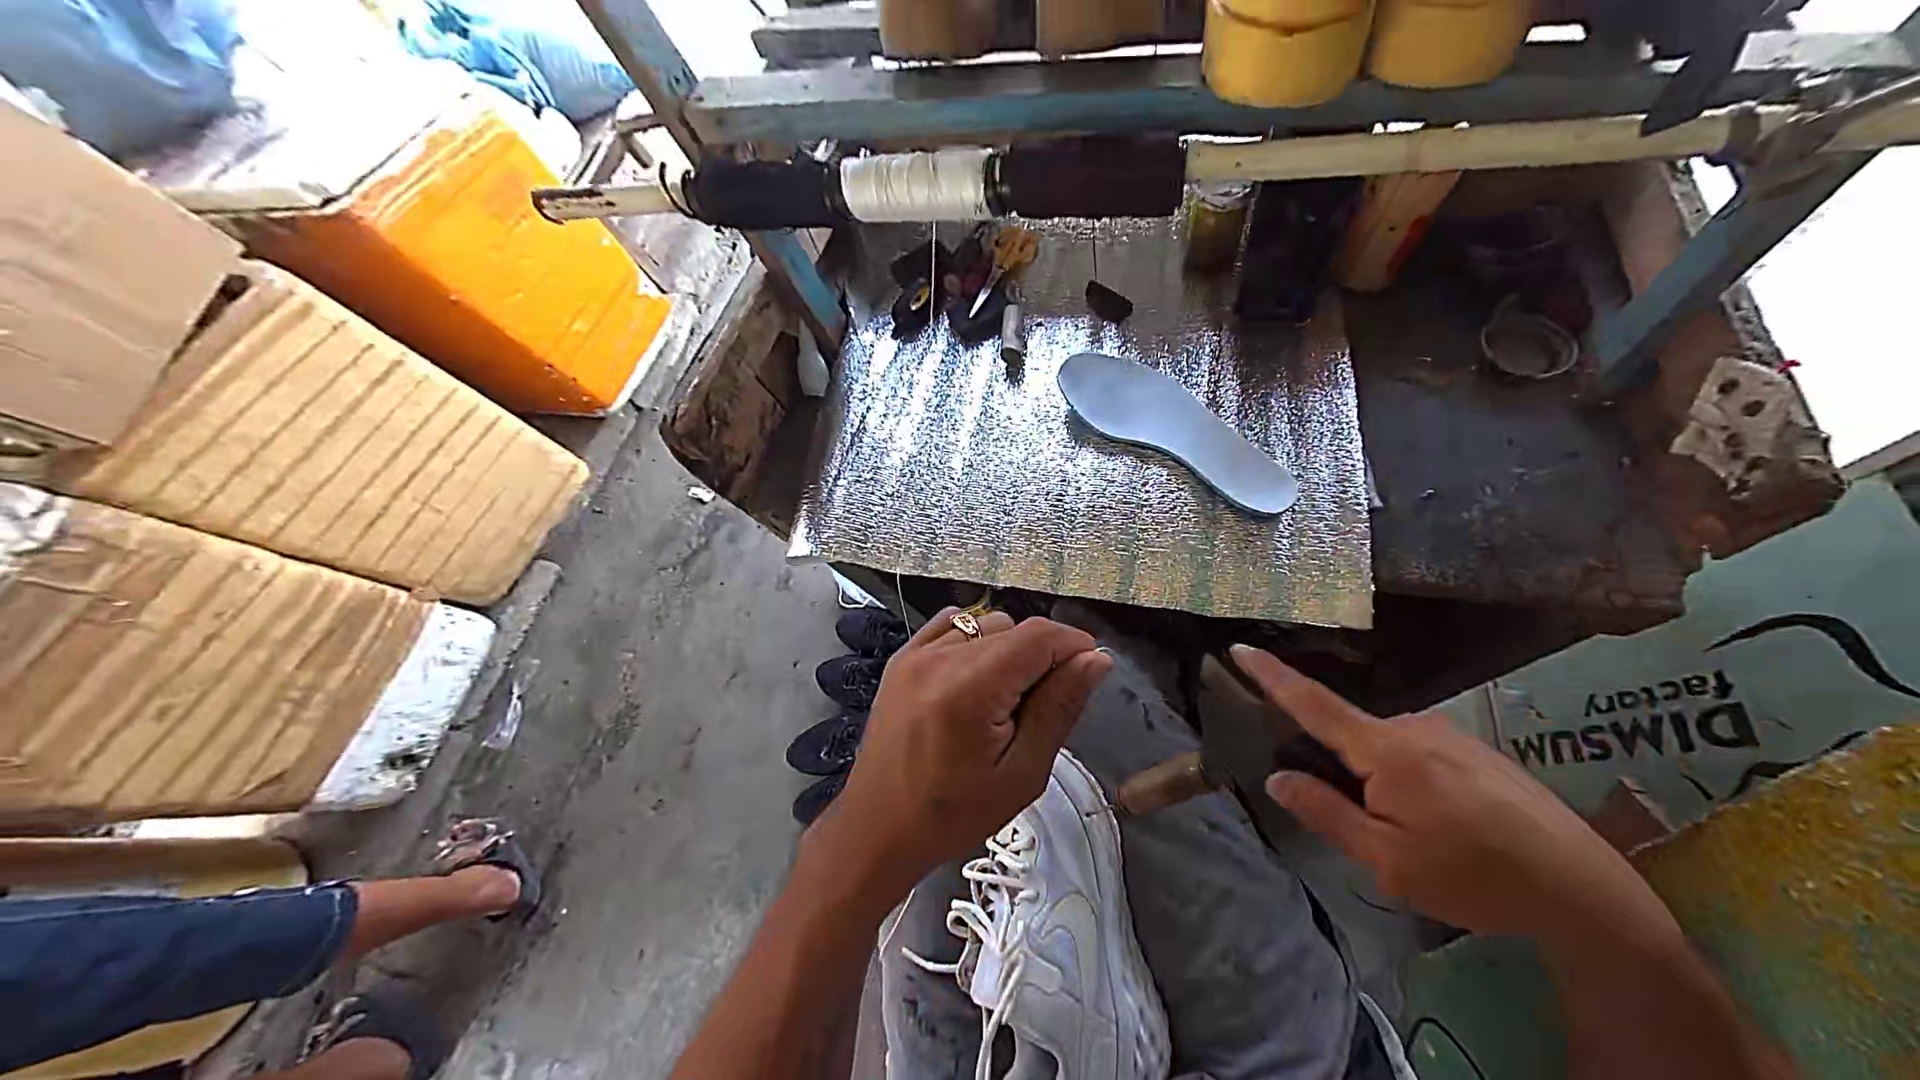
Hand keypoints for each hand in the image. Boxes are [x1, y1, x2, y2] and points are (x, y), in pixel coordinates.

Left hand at [810, 609, 1111, 896]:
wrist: (877, 828)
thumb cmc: (951, 814)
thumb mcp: (1022, 773)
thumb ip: (1060, 708)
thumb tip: (1095, 660)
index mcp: (970, 687)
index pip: (1039, 636)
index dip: (1074, 646)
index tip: (1088, 673)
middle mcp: (939, 658)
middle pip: (1015, 627)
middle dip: (1043, 657)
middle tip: (1041, 708)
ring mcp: (915, 654)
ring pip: (986, 624)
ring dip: (1010, 650)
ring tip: (1004, 701)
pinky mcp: (902, 659)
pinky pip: (952, 626)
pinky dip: (975, 640)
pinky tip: (976, 678)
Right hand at [1232, 645, 1680, 948]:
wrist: (1586, 892)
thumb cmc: (1476, 877)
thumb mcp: (1388, 860)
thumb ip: (1326, 813)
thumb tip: (1277, 778)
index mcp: (1387, 752)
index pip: (1314, 704)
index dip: (1272, 676)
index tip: (1239, 648)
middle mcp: (1416, 728)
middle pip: (1350, 736)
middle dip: (1343, 771)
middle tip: (1372, 829)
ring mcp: (1450, 735)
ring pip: (1385, 748)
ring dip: (1381, 781)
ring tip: (1421, 837)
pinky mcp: (1476, 749)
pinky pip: (1418, 752)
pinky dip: (1411, 781)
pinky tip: (1447, 826)